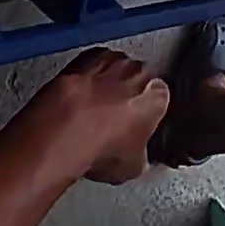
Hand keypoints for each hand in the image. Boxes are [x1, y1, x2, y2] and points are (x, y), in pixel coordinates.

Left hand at [24, 49, 169, 184]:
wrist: (64, 131)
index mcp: (157, 95)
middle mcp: (139, 72)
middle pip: (139, 79)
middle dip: (129, 93)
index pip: (160, 99)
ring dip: (108, 82)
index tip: (138, 124)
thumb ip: (143, 156)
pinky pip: (92, 64)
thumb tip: (138, 158)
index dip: (148, 112)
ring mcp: (112, 62)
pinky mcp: (85, 58)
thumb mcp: (132, 167)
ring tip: (92, 109)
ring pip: (116, 69)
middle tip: (114, 118)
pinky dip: (87, 76)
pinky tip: (78, 97)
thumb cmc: (101, 146)